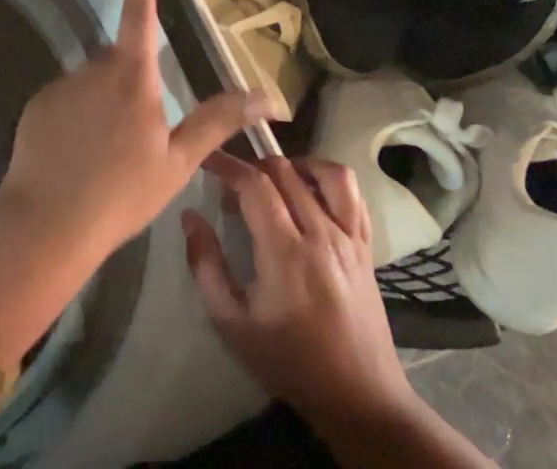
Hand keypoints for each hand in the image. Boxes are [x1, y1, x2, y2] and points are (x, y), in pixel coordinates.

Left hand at [0, 0, 265, 259]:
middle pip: (118, 61)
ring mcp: (59, 87)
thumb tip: (267, 96)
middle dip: (131, 84)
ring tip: (105, 157)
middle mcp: (92, 71)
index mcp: (132, 79)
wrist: (49, 221)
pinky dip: (75, 120)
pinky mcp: (34, 106)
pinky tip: (77, 157)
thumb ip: (217, 120)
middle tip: (137, 136)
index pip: (140, 18)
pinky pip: (65, 102)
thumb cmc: (123, 193)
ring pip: (91, 84)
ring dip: (102, 105)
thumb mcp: (178, 160)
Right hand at [183, 154, 414, 424]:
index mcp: (285, 251)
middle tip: (227, 187)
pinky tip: (307, 195)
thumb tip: (190, 217)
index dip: (225, 164)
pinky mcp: (366, 248)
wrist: (359, 396)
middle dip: (250, 166)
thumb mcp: (230, 321)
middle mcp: (322, 235)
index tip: (204, 161)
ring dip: (293, 166)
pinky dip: (327, 181)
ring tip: (271, 183)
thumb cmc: (288, 360)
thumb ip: (205, 265)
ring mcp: (350, 239)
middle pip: (285, 172)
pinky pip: (352, 196)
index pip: (254, 184)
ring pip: (325, 174)